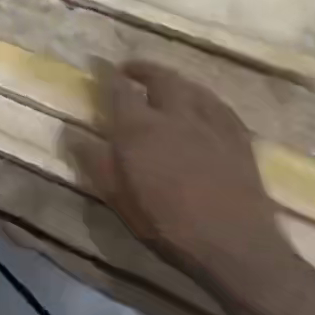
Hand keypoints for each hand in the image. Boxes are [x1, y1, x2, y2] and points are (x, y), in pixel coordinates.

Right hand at [83, 59, 288, 280]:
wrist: (235, 251)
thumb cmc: (163, 221)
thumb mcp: (113, 193)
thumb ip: (93, 159)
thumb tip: (73, 133)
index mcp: (139, 129)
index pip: (119, 90)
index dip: (107, 74)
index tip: (97, 64)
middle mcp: (176, 121)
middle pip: (164, 81)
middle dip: (146, 70)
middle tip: (130, 69)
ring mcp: (214, 132)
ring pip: (198, 92)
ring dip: (179, 82)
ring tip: (166, 82)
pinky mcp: (241, 148)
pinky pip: (225, 112)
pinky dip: (209, 101)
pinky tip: (205, 106)